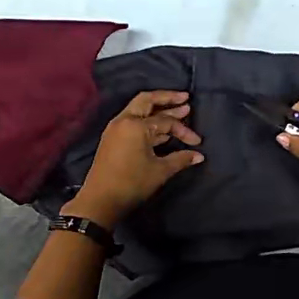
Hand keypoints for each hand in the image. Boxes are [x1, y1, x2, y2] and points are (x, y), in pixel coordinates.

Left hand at [65, 89, 204, 227]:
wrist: (100, 200)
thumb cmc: (132, 183)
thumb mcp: (160, 171)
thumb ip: (180, 159)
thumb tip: (199, 155)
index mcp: (136, 125)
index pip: (165, 121)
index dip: (183, 131)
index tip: (197, 142)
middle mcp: (124, 120)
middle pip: (147, 101)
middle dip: (167, 99)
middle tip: (185, 98)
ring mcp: (116, 128)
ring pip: (139, 110)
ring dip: (157, 110)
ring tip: (178, 111)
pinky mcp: (112, 138)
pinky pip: (132, 122)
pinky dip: (147, 122)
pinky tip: (161, 130)